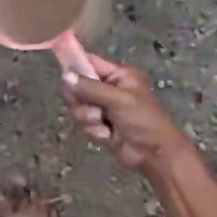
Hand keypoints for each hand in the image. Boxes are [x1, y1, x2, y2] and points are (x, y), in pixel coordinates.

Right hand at [59, 53, 192, 170]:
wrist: (154, 153)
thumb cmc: (142, 120)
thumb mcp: (118, 100)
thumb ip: (90, 88)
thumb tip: (64, 75)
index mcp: (117, 75)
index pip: (89, 62)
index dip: (74, 65)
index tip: (62, 73)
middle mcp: (108, 88)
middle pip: (77, 86)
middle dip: (81, 100)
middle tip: (90, 107)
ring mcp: (102, 107)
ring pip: (78, 107)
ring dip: (88, 118)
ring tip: (104, 124)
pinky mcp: (99, 125)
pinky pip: (83, 123)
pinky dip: (94, 130)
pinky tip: (107, 136)